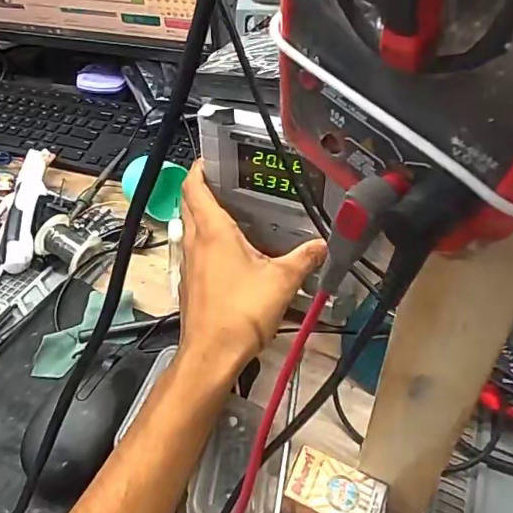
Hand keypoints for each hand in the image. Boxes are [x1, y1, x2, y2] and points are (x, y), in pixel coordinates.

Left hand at [175, 162, 325, 385]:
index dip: (200, 167)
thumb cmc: (241, 312)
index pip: (194, 185)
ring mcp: (189, 263)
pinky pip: (197, 249)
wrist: (212, 355)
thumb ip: (305, 258)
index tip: (215, 157)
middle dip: (205, 186)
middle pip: (190, 202)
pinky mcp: (192, 282)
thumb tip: (323, 245)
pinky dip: (209, 240)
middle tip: (231, 180)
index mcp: (212, 231)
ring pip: (192, 226)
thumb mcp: (282, 280)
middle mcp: (194, 242)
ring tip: (237, 210)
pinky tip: (234, 250)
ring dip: (206, 214)